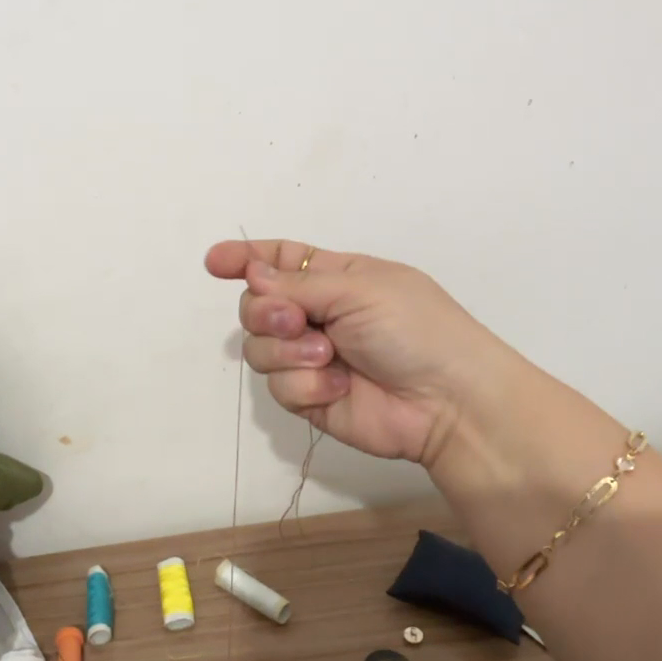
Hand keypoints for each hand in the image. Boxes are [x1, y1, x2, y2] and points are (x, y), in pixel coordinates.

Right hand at [205, 239, 521, 469]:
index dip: (245, 259)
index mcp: (333, 279)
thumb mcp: (359, 289)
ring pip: (258, 349)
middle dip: (266, 313)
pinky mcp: (308, 397)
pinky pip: (277, 387)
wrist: (447, 401)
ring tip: (329, 358)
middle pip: (255, 307)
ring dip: (289, 352)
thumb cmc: (415, 329)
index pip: (278, 262)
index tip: (214, 263)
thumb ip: (297, 285)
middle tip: (296, 322)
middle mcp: (316, 315)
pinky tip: (338, 387)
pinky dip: (305, 385)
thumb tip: (250, 274)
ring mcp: (309, 359)